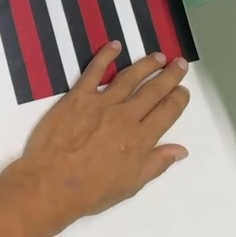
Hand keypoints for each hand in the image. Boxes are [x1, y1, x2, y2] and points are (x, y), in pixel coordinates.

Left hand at [0, 43, 190, 236]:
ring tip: (158, 56)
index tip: (184, 90)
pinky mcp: (78, 96)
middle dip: (170, 75)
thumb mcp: (131, 185)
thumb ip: (156, 164)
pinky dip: (105, 55)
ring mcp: (101, 103)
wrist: (52, 183)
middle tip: (180, 63)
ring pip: (129, 77)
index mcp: (140, 140)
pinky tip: (115, 46)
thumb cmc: (92, 190)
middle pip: (153, 90)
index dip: (178, 99)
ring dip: (146, 64)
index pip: (167, 113)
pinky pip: (94, 70)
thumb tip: (181, 150)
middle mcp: (125, 116)